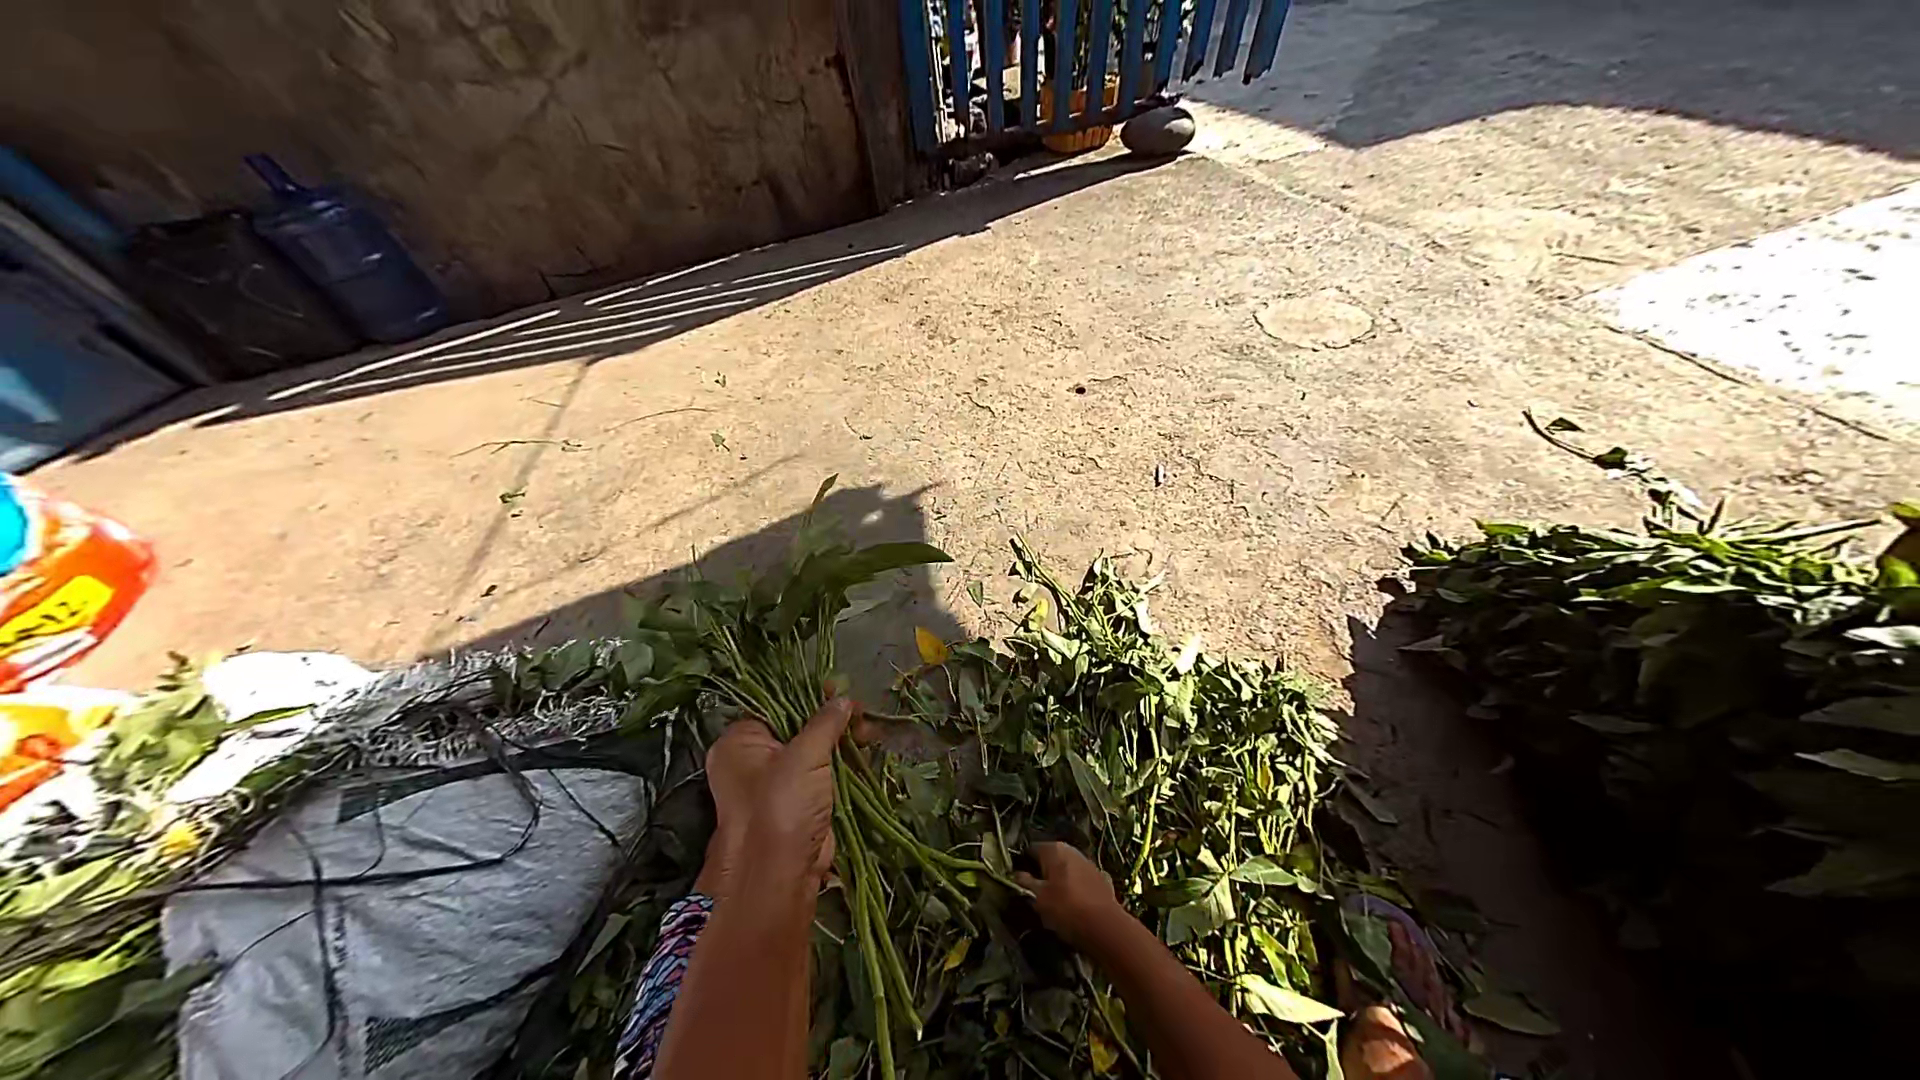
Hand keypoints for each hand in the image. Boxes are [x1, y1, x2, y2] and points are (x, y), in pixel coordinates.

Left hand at [700, 697, 857, 892]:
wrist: (780, 875)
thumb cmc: (781, 805)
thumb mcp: (804, 754)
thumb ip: (825, 722)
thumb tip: (842, 699)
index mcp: (740, 742)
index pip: (776, 704)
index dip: (808, 695)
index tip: (840, 690)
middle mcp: (753, 760)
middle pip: (797, 726)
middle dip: (832, 719)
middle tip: (862, 714)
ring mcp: (776, 783)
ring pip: (813, 750)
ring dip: (841, 740)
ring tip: (870, 731)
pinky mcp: (799, 802)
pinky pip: (822, 773)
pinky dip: (842, 763)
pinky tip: (865, 751)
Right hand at [1015, 842, 1128, 953]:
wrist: (1106, 928)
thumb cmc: (1066, 909)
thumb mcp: (1038, 898)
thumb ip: (1024, 882)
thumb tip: (1014, 874)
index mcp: (1054, 849)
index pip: (1030, 850)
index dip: (1020, 864)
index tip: (1016, 881)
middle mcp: (1072, 850)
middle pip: (1049, 858)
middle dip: (1041, 873)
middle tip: (1033, 894)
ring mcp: (1089, 864)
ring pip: (1066, 869)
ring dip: (1059, 881)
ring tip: (1053, 903)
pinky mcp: (1102, 880)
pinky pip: (1081, 881)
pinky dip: (1075, 889)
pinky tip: (1073, 905)